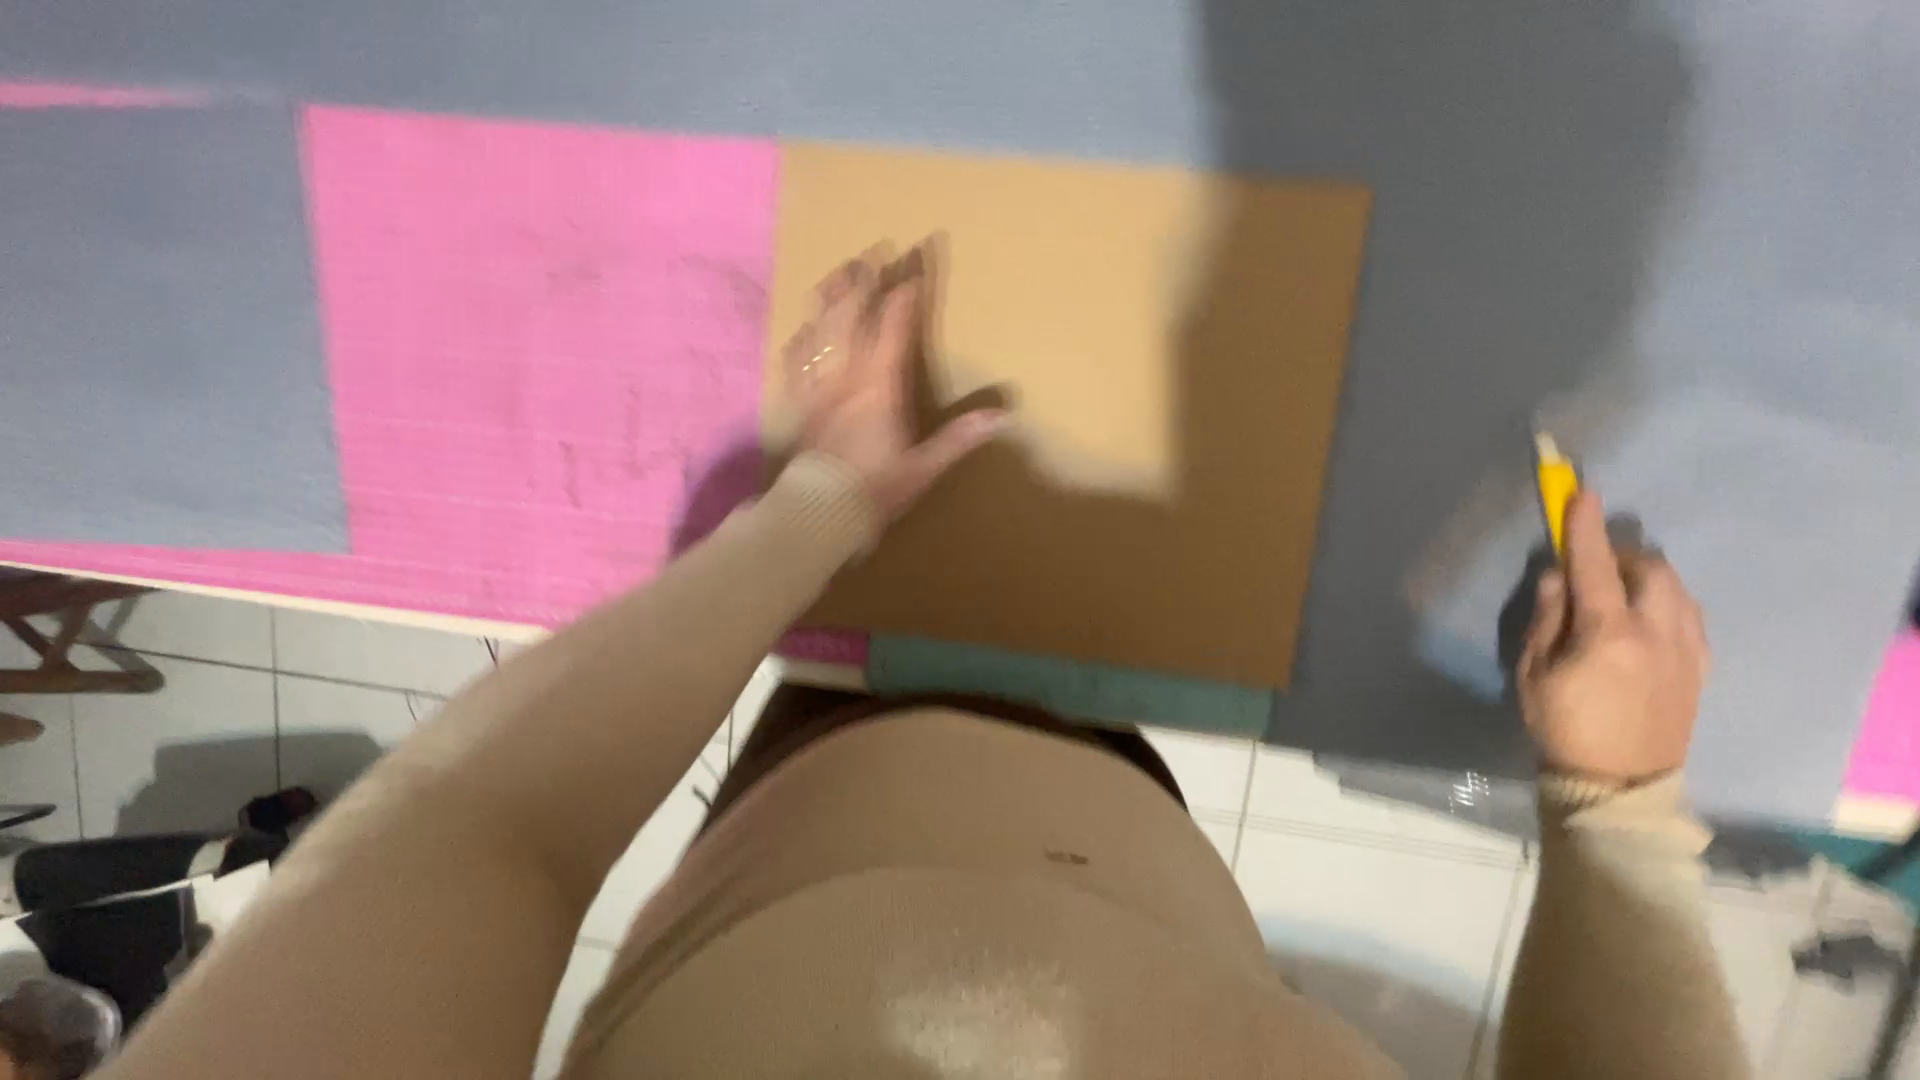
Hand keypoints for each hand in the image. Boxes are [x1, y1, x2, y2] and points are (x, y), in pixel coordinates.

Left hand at [779, 241, 1006, 521]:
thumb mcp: (923, 467)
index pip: (893, 327)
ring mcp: (818, 387)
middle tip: (873, 252)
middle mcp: (846, 376)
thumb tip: (1003, 416)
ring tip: (838, 272)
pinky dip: (802, 338)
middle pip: (851, 316)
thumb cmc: (875, 490)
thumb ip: (959, 438)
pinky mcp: (800, 403)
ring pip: (820, 330)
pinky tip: (804, 329)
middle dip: (863, 281)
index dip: (905, 294)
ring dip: (829, 297)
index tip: (914, 267)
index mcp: (879, 386)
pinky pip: (796, 360)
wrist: (819, 511)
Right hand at [1516, 491, 1708, 784]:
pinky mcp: (1700, 666)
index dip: (1585, 527)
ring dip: (1646, 576)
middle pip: (1651, 570)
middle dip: (1621, 555)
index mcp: (1608, 634)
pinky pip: (1690, 615)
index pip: (1596, 565)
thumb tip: (1556, 576)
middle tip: (1592, 563)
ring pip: (1677, 589)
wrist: (1617, 781)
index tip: (1581, 493)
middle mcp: (1656, 633)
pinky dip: (1665, 601)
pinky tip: (1643, 616)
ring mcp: (1686, 650)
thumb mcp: (1533, 671)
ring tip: (1617, 589)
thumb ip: (1546, 618)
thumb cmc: (1560, 724)